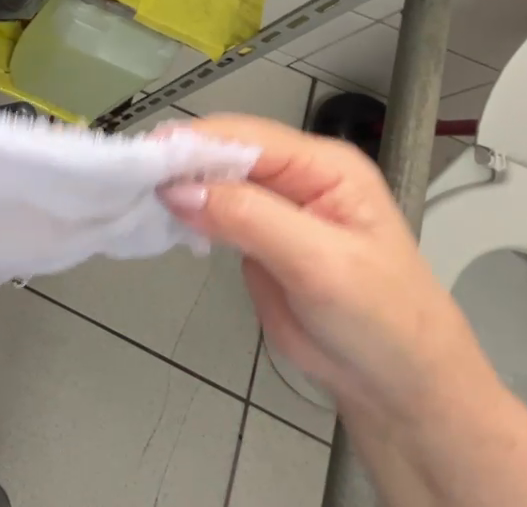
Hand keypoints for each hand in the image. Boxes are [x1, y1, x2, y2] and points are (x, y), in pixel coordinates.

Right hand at [158, 115, 498, 428]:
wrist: (398, 389)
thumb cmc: (383, 323)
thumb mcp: (320, 265)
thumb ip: (249, 217)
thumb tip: (176, 188)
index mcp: (324, 166)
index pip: (244, 137)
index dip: (192, 145)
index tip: (141, 161)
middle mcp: (295, 174)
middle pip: (220, 149)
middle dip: (176, 162)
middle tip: (128, 180)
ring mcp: (272, 203)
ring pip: (208, 176)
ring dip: (173, 184)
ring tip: (133, 196)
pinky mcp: (252, 232)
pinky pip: (206, 206)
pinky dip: (180, 209)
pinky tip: (158, 218)